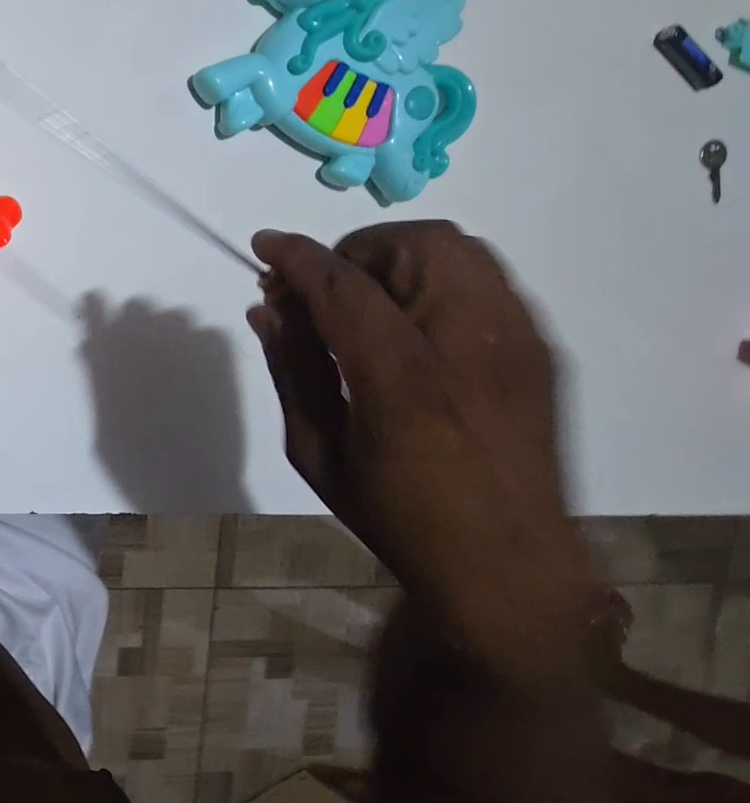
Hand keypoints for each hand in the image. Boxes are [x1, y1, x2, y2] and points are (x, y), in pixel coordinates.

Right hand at [247, 221, 590, 604]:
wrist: (506, 556)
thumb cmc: (393, 513)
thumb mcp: (317, 450)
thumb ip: (294, 370)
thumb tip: (268, 310)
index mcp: (402, 383)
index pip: (345, 288)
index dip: (298, 258)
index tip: (264, 245)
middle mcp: (470, 347)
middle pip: (414, 246)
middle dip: (352, 251)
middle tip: (317, 290)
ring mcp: (516, 341)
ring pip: (458, 249)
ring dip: (394, 258)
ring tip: (361, 300)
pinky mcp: (539, 346)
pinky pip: (484, 276)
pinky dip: (433, 276)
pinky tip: (408, 320)